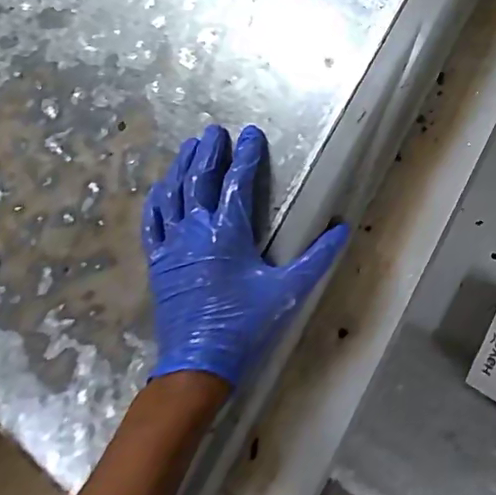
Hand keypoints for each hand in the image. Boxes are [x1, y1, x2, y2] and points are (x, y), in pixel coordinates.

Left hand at [141, 124, 347, 384]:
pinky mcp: (158, 260)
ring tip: (190, 146)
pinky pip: (153, 221)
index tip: (250, 133)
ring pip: (174, 194)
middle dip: (209, 152)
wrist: (197, 363)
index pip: (238, 181)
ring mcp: (173, 244)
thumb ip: (316, 258)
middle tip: (215, 131)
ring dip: (182, 166)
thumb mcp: (287, 292)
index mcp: (228, 232)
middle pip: (200, 179)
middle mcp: (196, 229)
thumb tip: (342, 229)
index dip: (246, 155)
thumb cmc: (245, 326)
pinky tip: (161, 187)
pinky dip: (157, 200)